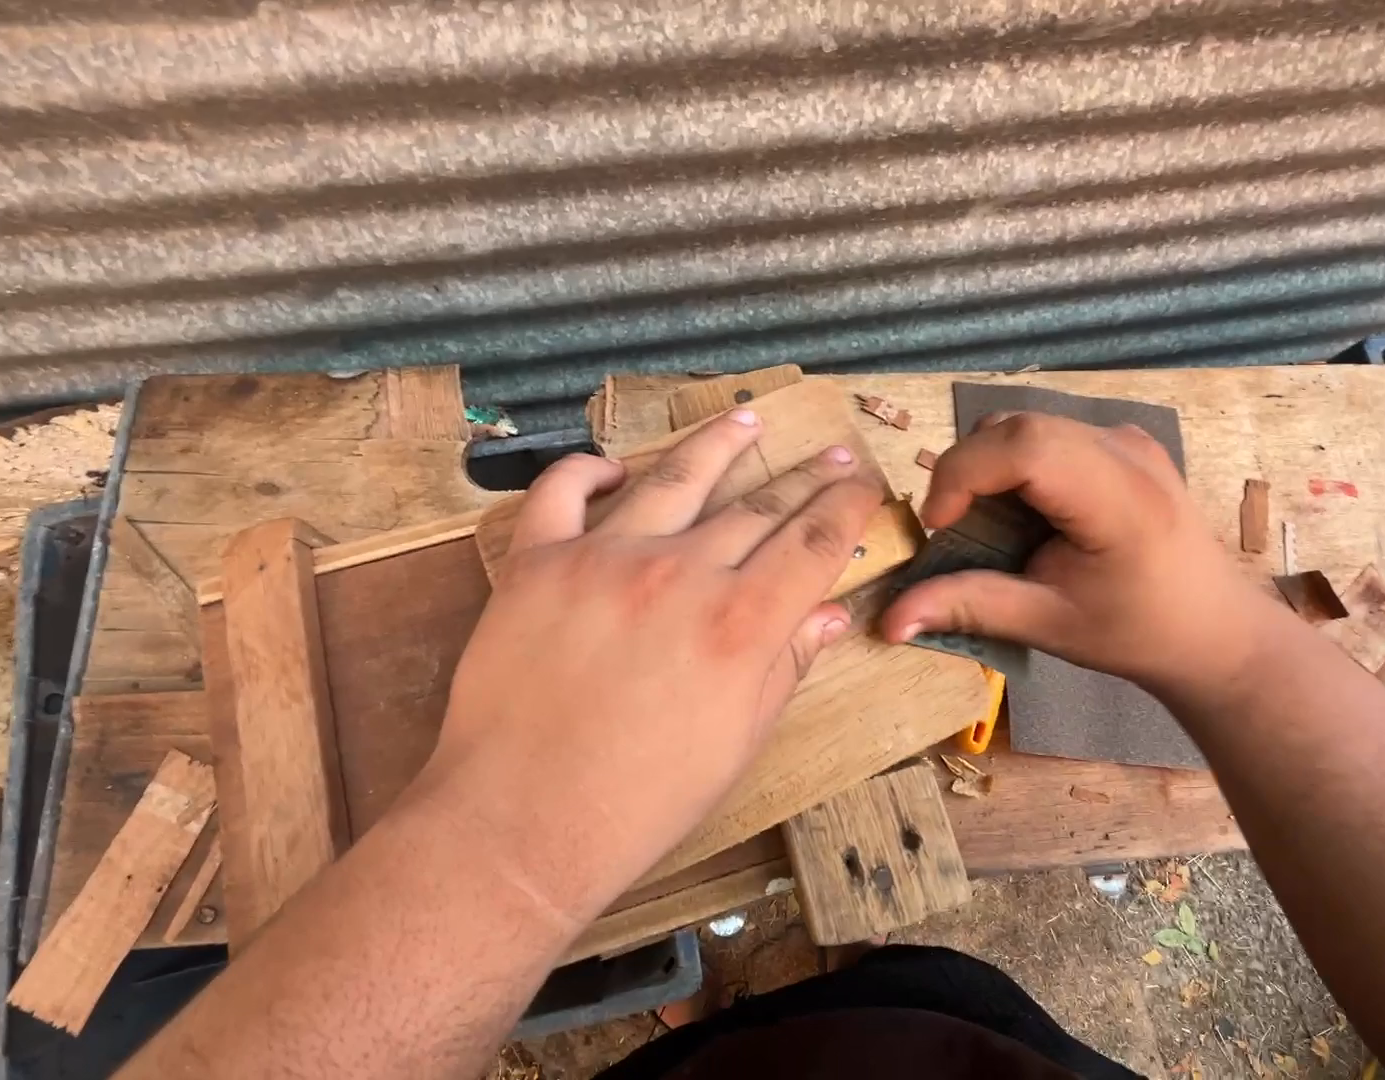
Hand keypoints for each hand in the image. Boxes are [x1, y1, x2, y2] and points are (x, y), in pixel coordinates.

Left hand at [424, 409, 883, 915]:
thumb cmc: (642, 800)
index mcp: (740, 624)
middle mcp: (680, 574)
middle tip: (831, 452)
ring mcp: (603, 559)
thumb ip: (786, 666)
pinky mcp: (536, 562)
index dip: (847, 506)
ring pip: (674, 477)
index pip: (814, 540)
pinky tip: (610, 466)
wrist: (521, 823)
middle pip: (758, 505)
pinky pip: (561, 492)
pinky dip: (586, 471)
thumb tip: (828, 613)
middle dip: (805, 476)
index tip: (863, 485)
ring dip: (717, 445)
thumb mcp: (736, 742)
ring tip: (745, 422)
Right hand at [881, 412, 1274, 697]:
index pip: (1024, 447)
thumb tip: (890, 620)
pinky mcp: (1119, 442)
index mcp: (1120, 498)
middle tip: (952, 529)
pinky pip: (1043, 434)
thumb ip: (969, 607)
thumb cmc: (1138, 633)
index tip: (937, 527)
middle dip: (964, 471)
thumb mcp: (1049, 624)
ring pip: (1023, 424)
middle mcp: (1125, 450)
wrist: (1215, 631)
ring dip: (985, 467)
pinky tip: (1021, 514)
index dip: (962, 474)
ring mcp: (1126, 439)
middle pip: (1016, 426)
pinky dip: (1009, 467)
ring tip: (986, 524)